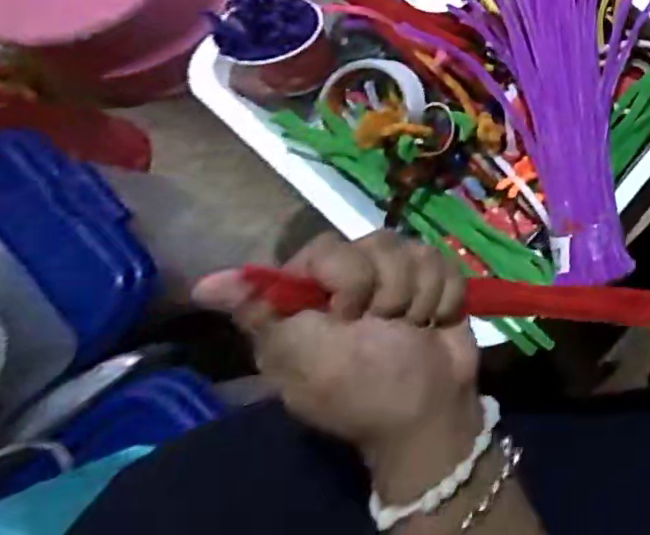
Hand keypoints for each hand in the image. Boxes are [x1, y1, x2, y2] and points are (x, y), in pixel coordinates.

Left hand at [193, 231, 476, 460]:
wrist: (431, 406)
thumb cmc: (365, 387)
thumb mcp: (307, 358)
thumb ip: (265, 314)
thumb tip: (204, 284)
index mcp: (309, 297)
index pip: (326, 247)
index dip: (346, 274)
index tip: (347, 313)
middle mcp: (351, 281)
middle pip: (379, 242)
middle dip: (390, 286)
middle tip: (384, 324)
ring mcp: (397, 278)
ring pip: (417, 250)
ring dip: (420, 295)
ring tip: (412, 326)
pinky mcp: (434, 281)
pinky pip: (446, 262)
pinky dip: (444, 296)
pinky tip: (434, 320)